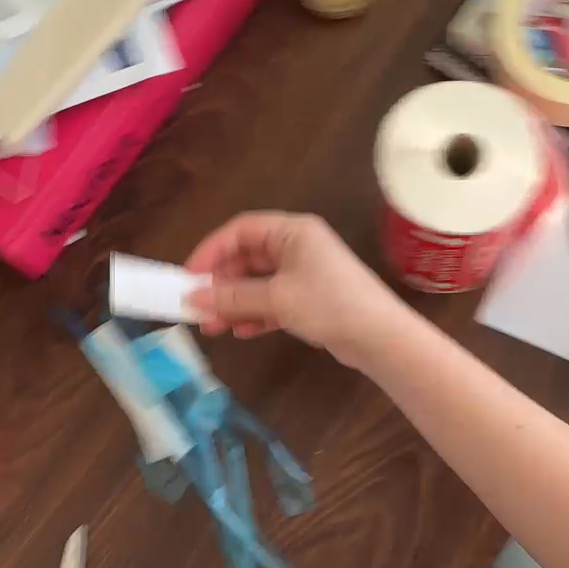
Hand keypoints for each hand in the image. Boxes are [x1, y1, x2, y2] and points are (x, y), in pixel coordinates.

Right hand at [184, 212, 407, 366]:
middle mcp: (299, 248)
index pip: (241, 231)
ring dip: (235, 303)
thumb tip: (194, 298)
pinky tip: (242, 332)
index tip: (188, 276)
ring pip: (259, 285)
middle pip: (248, 259)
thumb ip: (233, 297)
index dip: (211, 251)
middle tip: (197, 307)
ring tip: (213, 327)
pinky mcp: (312, 302)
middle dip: (221, 283)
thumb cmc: (330, 304)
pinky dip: (257, 315)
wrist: (379, 337)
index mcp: (293, 232)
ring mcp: (306, 276)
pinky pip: (274, 304)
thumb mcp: (277, 298)